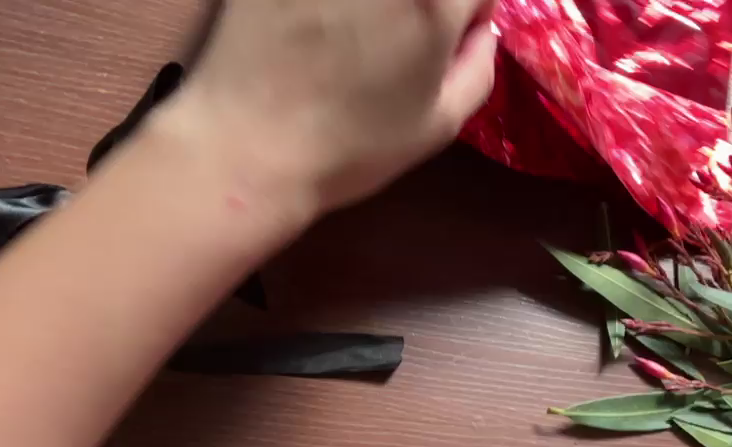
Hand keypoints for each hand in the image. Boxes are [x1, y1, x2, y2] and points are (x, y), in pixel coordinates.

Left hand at [167, 0, 499, 212]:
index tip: (451, 35)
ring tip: (353, 36)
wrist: (254, 141)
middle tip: (399, 39)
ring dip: (376, 8)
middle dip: (423, 6)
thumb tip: (478, 29)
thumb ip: (476, 68)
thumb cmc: (354, 146)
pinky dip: (330, 3)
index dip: (469, 10)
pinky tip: (321, 25)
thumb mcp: (438, 125)